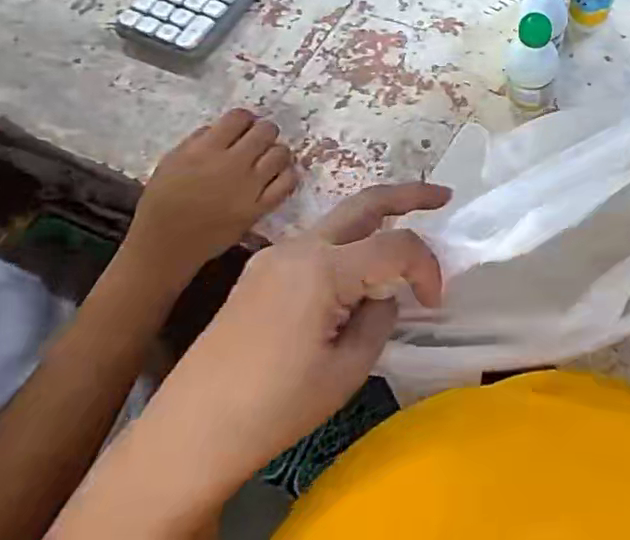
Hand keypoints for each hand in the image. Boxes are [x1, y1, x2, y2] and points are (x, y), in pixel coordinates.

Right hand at [124, 109, 300, 280]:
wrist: (165, 246)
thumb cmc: (163, 202)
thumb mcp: (171, 161)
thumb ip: (199, 139)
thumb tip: (227, 126)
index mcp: (204, 151)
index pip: (240, 117)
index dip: (242, 119)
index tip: (240, 127)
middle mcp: (231, 165)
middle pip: (266, 130)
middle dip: (262, 131)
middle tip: (255, 142)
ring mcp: (248, 187)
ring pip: (281, 153)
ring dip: (275, 152)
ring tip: (265, 160)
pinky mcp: (259, 208)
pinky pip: (287, 182)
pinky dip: (285, 175)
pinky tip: (274, 177)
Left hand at [136, 182, 451, 489]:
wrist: (187, 435)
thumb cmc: (273, 408)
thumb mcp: (347, 370)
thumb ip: (379, 319)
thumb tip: (381, 296)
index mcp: (323, 269)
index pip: (396, 246)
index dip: (428, 267)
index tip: (435, 302)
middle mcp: (298, 248)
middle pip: (365, 203)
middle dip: (408, 194)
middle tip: (443, 195)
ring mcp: (273, 256)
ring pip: (338, 221)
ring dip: (376, 221)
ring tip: (404, 235)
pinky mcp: (258, 272)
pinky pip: (314, 244)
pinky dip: (346, 247)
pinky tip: (354, 275)